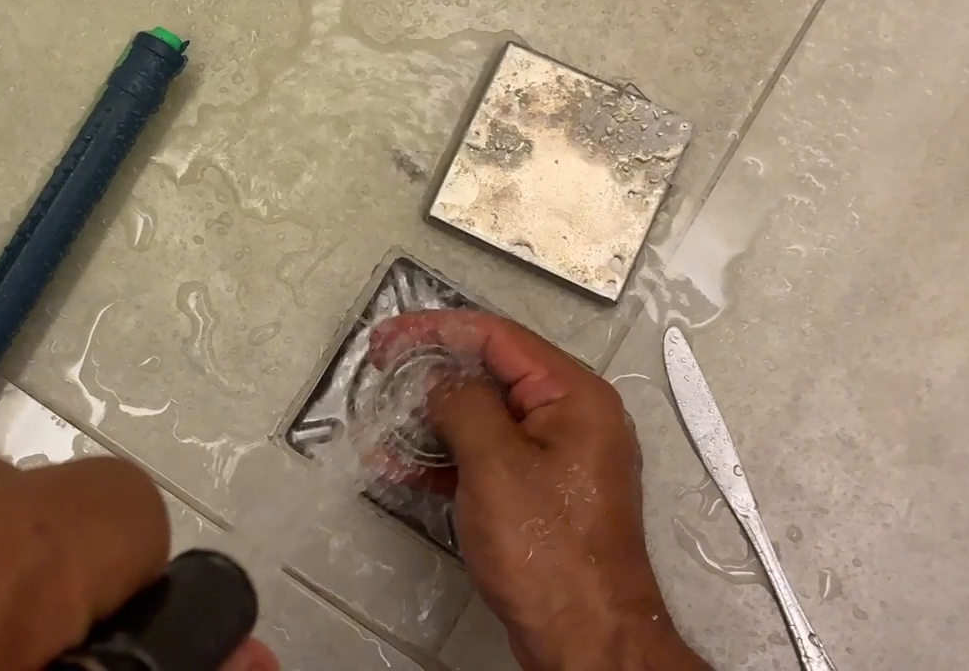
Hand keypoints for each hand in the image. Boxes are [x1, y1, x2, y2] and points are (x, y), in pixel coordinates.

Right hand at [369, 312, 708, 670]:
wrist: (588, 644)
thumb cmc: (546, 550)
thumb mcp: (495, 464)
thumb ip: (461, 402)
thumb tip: (435, 376)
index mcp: (573, 395)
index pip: (496, 337)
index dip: (435, 329)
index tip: (387, 338)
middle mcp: (569, 414)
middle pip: (488, 370)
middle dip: (428, 372)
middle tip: (380, 371)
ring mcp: (553, 453)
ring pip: (480, 412)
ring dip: (429, 415)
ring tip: (382, 420)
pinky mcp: (535, 487)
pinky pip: (484, 451)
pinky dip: (444, 453)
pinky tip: (400, 464)